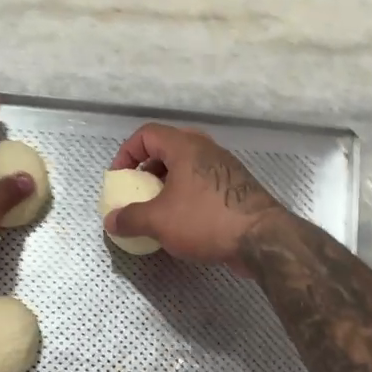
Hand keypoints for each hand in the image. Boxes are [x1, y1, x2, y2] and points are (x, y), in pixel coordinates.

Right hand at [101, 123, 286, 272]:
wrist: (260, 238)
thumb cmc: (205, 220)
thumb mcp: (159, 221)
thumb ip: (130, 218)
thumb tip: (110, 221)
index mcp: (185, 146)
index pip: (147, 134)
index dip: (126, 152)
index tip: (119, 178)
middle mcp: (206, 149)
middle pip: (168, 147)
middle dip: (147, 168)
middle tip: (138, 191)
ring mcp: (225, 167)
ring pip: (188, 166)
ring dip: (167, 183)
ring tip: (158, 208)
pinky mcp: (236, 187)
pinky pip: (203, 182)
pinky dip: (187, 194)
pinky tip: (183, 220)